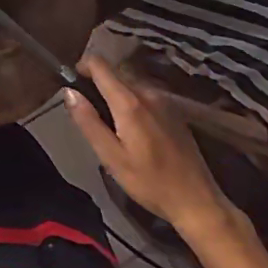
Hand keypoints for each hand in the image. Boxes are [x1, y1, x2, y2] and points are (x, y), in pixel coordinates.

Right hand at [65, 50, 235, 239]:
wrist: (199, 202)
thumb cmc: (150, 182)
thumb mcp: (111, 157)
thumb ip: (88, 121)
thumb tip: (69, 92)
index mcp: (129, 102)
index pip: (100, 65)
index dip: (82, 67)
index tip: (73, 84)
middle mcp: (148, 93)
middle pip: (115, 73)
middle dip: (97, 84)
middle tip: (90, 113)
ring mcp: (165, 101)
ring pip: (130, 83)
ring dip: (115, 94)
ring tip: (109, 123)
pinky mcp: (175, 112)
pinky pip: (145, 95)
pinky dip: (132, 102)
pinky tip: (133, 130)